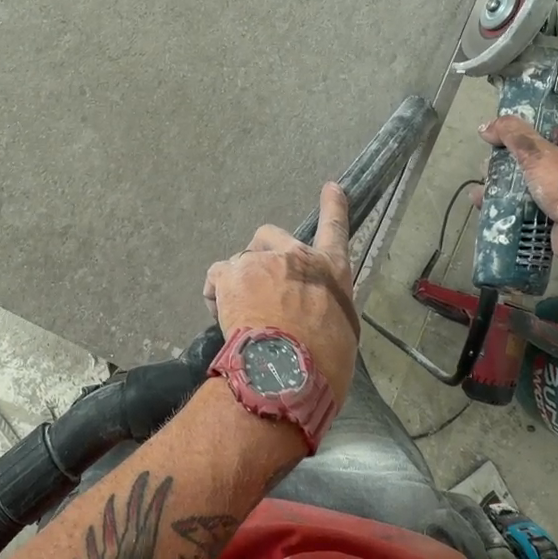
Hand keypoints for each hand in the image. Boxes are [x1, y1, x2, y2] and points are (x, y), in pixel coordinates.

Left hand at [203, 183, 359, 409]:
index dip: (333, 207)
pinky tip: (220, 315)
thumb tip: (313, 317)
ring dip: (239, 282)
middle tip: (258, 285)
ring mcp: (261, 261)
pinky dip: (215, 293)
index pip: (335, 230)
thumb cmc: (325, 360)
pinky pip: (217, 276)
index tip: (331, 187)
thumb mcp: (342, 333)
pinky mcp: (232, 273)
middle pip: (271, 235)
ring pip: (241, 260)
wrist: (290, 371)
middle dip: (261, 252)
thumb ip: (325, 310)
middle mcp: (295, 257)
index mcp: (330, 270)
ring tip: (241, 316)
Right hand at [481, 116, 557, 269]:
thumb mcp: (538, 152)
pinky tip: (483, 205)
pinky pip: (522, 209)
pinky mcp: (552, 220)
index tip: (501, 134)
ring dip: (499, 187)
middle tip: (486, 166)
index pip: (550, 131)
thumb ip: (512, 133)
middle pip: (531, 160)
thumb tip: (485, 126)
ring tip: (480, 191)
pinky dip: (503, 207)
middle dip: (505, 163)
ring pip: (524, 186)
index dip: (525, 129)